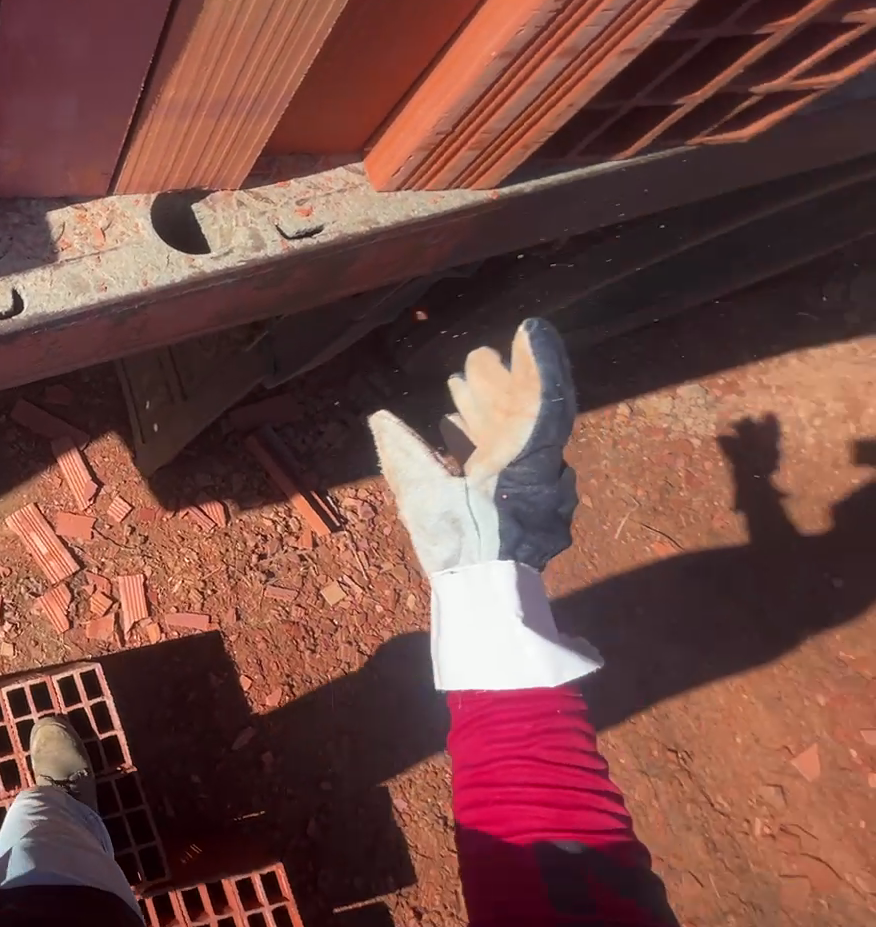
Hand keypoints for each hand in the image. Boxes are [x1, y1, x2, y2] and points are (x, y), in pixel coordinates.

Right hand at [369, 318, 577, 575]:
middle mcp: (541, 469)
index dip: (538, 362)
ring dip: (488, 409)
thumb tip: (381, 419)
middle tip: (474, 358)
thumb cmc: (459, 544)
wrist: (488, 595)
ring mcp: (536, 488)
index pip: (544, 400)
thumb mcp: (422, 495)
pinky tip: (453, 430)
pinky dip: (484, 438)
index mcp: (525, 461)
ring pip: (517, 437)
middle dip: (499, 384)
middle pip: (527, 415)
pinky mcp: (523, 504)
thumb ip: (403, 453)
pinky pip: (509, 459)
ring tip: (458, 385)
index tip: (528, 331)